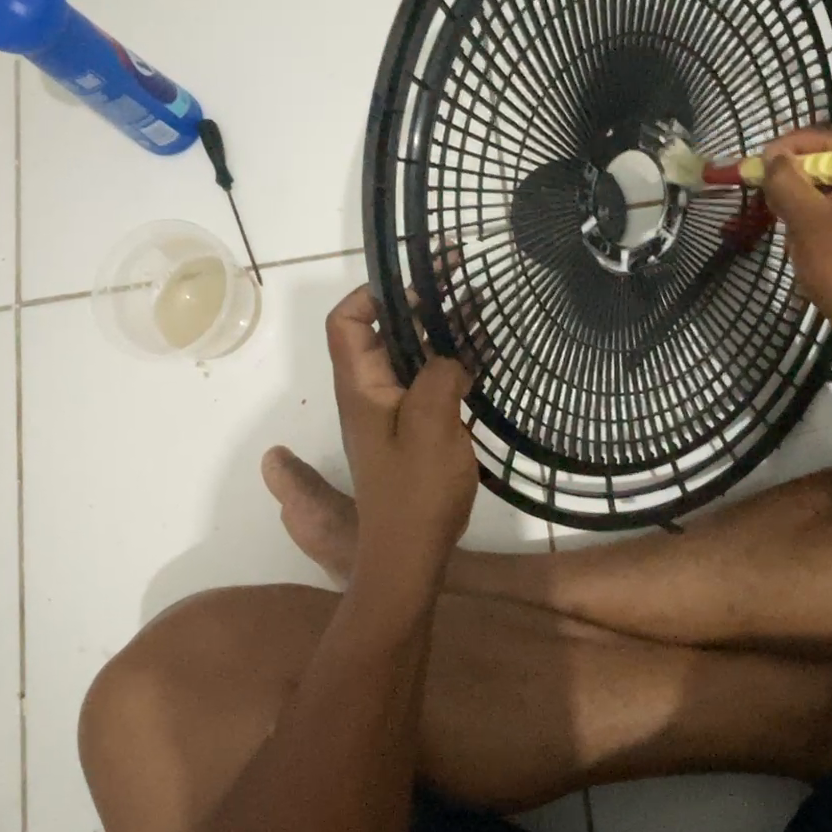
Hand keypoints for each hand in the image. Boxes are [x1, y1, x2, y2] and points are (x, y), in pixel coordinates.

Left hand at [326, 285, 477, 589]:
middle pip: (384, 332)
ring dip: (440, 328)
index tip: (416, 282)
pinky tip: (485, 350)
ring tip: (480, 302)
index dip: (371, 293)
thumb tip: (449, 359)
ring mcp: (395, 412)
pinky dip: (452, 360)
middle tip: (460, 276)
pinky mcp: (417, 429)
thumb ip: (438, 376)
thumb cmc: (415, 491)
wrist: (411, 555)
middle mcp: (372, 392)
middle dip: (419, 301)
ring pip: (412, 355)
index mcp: (361, 386)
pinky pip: (430, 381)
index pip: (345, 322)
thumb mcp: (430, 425)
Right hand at [761, 126, 831, 346]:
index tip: (757, 165)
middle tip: (767, 200)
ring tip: (789, 231)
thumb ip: (787, 185)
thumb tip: (770, 159)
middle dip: (796, 181)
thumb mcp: (811, 225)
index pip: (831, 138)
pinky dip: (817, 220)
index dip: (789, 147)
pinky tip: (804, 244)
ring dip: (803, 205)